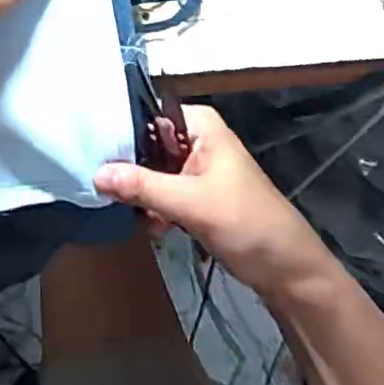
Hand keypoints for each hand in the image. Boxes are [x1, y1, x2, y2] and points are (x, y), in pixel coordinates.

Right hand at [95, 105, 347, 303]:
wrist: (290, 274)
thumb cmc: (247, 224)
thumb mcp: (191, 203)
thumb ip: (142, 186)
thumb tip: (96, 174)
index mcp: (199, 124)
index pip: (148, 111)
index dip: (121, 127)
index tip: (93, 147)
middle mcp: (196, 138)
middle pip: (146, 141)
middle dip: (129, 166)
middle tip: (108, 188)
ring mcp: (195, 166)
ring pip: (151, 168)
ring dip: (141, 192)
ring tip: (135, 214)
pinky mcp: (195, 192)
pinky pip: (161, 189)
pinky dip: (154, 206)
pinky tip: (153, 227)